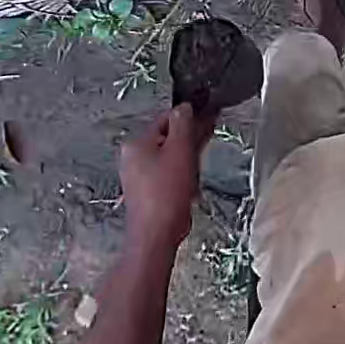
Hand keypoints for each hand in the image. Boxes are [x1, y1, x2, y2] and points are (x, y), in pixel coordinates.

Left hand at [119, 104, 208, 251]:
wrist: (156, 237)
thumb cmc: (167, 190)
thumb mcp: (180, 149)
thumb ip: (183, 123)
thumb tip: (185, 106)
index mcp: (136, 143)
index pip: (166, 119)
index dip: (189, 116)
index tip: (209, 115)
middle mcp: (133, 157)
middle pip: (167, 137)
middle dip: (191, 134)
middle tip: (211, 130)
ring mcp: (139, 176)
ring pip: (169, 155)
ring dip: (189, 152)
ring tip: (204, 152)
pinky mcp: (148, 192)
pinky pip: (167, 171)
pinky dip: (182, 170)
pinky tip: (194, 175)